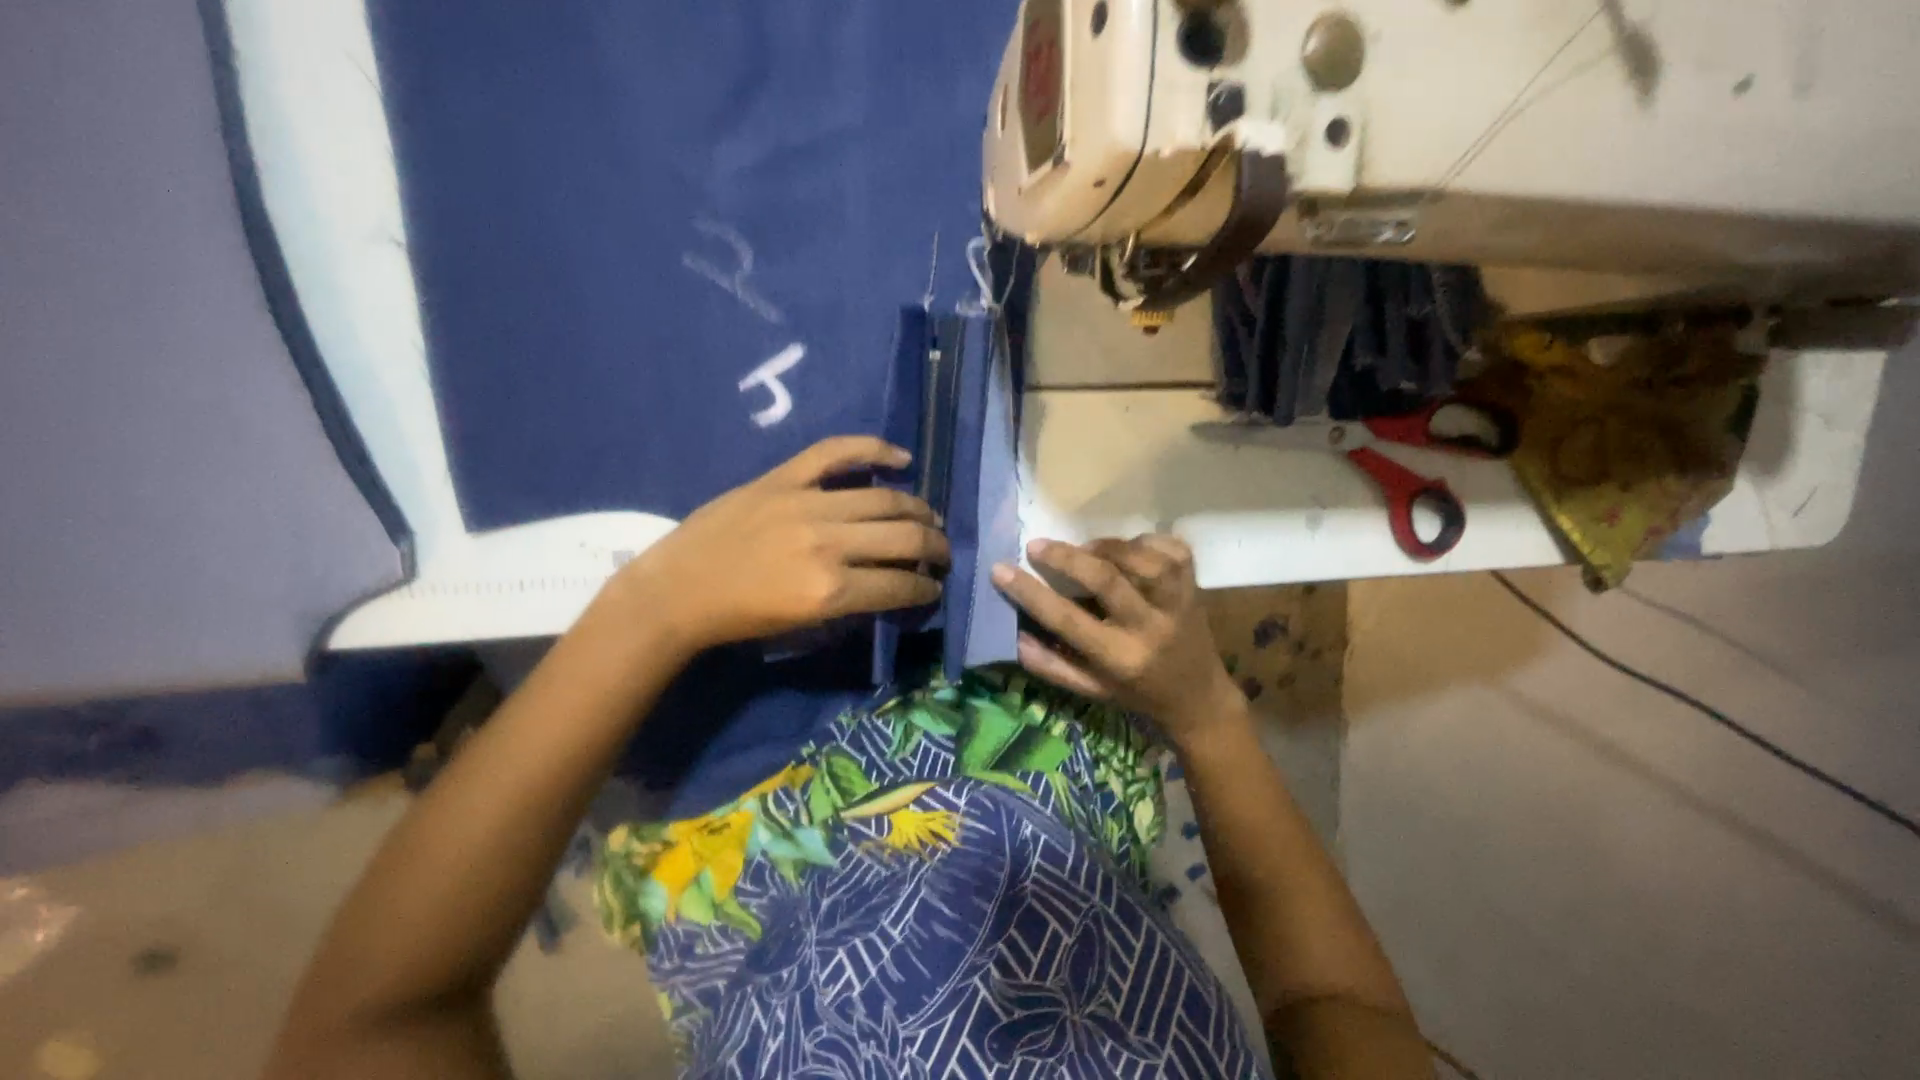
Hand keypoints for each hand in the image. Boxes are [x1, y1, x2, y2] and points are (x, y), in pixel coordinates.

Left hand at [614, 436, 946, 653]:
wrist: (678, 592)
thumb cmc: (739, 619)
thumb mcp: (803, 627)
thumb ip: (851, 605)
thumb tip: (890, 587)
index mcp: (831, 591)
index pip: (901, 585)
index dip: (927, 589)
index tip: (934, 589)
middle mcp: (828, 544)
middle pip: (904, 537)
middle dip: (935, 548)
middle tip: (942, 553)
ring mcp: (806, 504)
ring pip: (884, 498)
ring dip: (918, 509)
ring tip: (929, 517)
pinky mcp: (784, 478)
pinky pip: (836, 452)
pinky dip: (873, 449)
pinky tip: (900, 458)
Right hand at [991, 535, 1245, 748]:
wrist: (1198, 696)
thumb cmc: (1136, 692)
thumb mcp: (1089, 689)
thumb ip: (1049, 665)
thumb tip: (1012, 634)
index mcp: (1120, 658)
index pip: (1067, 619)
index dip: (1030, 593)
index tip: (1001, 569)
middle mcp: (1151, 627)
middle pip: (1106, 579)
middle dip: (1066, 557)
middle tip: (1037, 546)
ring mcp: (1178, 603)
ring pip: (1143, 559)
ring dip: (1107, 547)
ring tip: (1086, 550)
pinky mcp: (1195, 585)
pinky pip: (1171, 549)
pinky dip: (1146, 541)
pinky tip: (1128, 550)